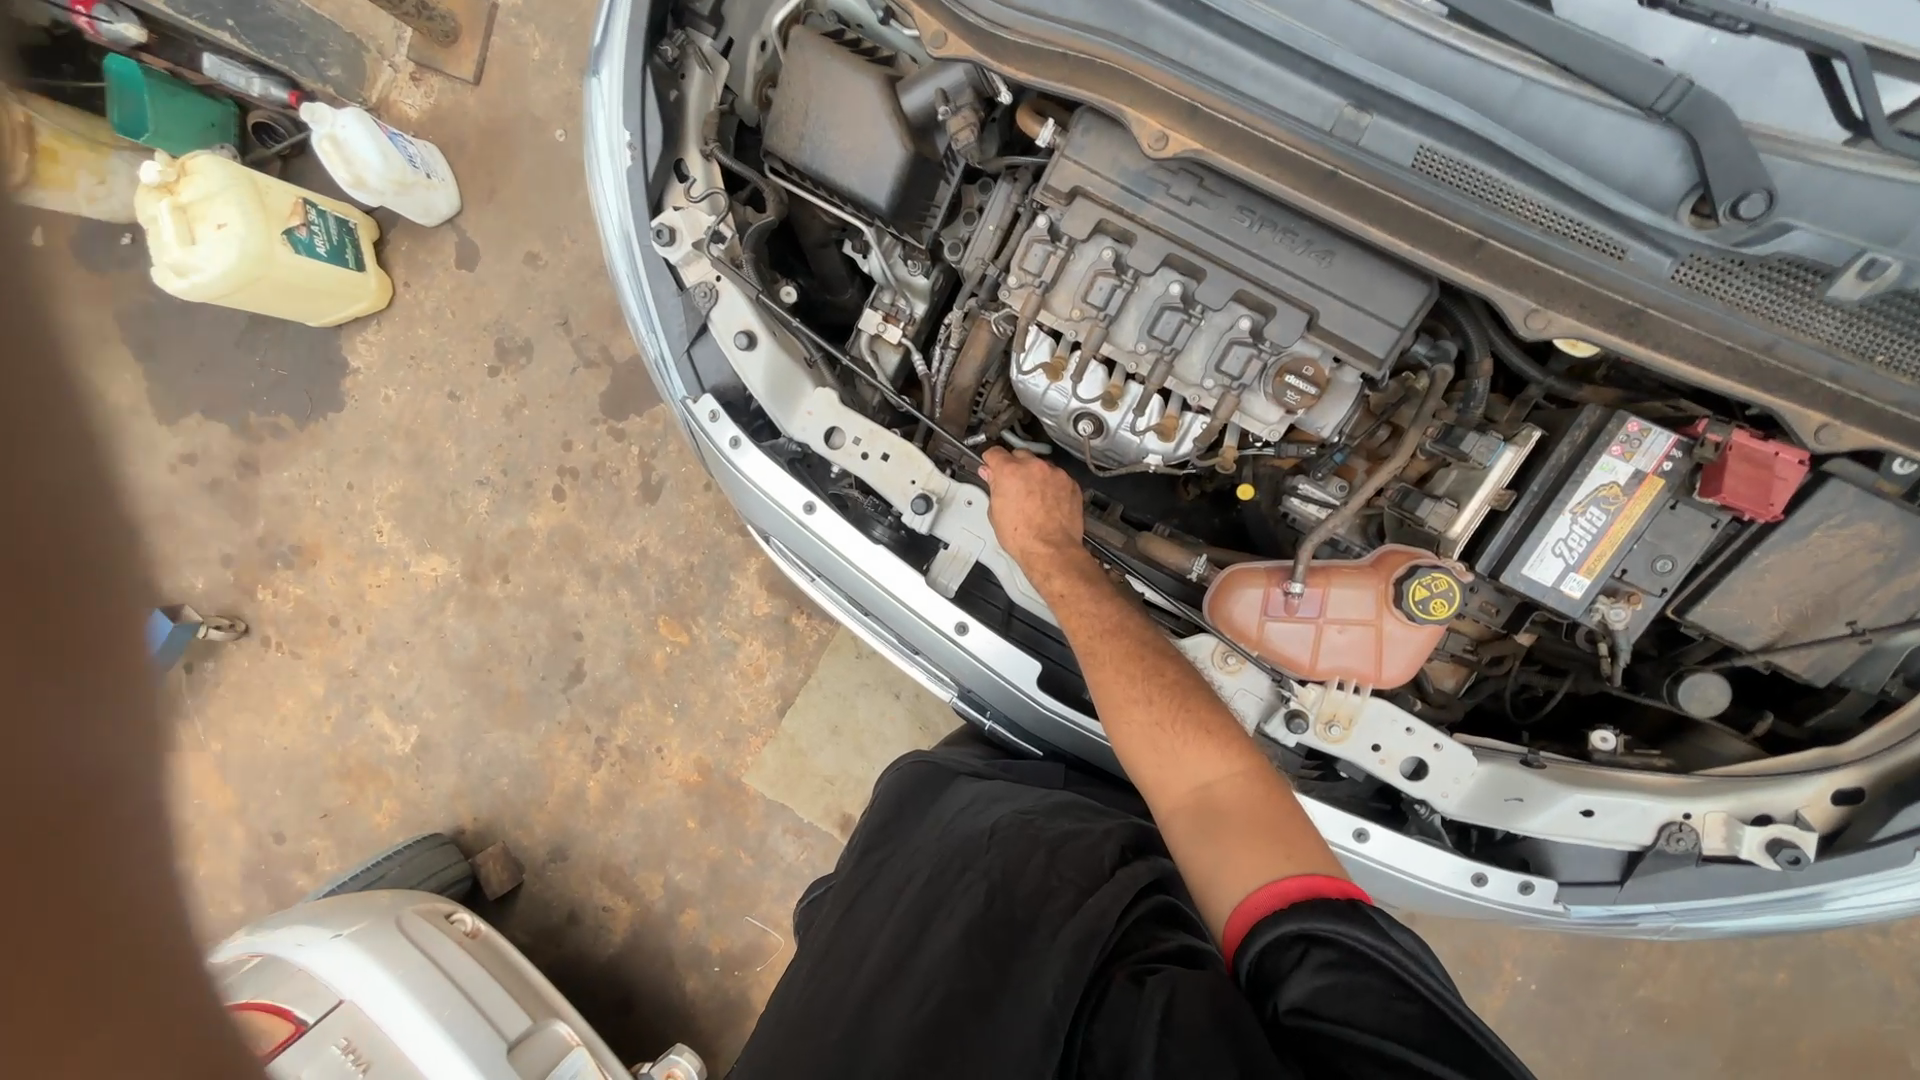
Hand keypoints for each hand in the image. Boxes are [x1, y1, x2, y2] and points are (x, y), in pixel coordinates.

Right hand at [979, 447, 1086, 574]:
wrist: (1050, 549)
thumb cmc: (1023, 537)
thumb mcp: (995, 512)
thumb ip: (993, 487)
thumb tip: (990, 476)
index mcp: (1010, 471)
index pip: (995, 452)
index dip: (990, 460)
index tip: (991, 465)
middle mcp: (1033, 467)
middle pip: (1019, 455)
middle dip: (1014, 466)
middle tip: (1012, 484)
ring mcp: (1054, 474)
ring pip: (1041, 465)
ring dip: (1035, 475)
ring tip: (1033, 497)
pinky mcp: (1070, 483)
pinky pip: (1058, 477)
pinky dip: (1052, 485)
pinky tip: (1048, 502)